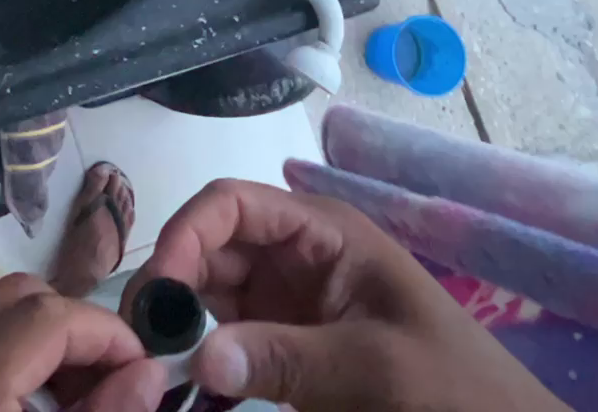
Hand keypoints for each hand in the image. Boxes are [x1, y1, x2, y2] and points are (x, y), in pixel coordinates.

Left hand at [0, 274, 170, 411]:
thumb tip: (147, 373)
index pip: (50, 315)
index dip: (106, 334)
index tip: (141, 371)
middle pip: (21, 294)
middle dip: (75, 327)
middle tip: (108, 383)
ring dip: (41, 336)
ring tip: (69, 397)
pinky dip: (4, 349)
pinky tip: (22, 402)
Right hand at [125, 179, 565, 411]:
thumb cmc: (457, 392)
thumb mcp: (378, 372)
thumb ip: (287, 359)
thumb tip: (197, 357)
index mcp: (320, 229)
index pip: (232, 204)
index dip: (188, 232)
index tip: (161, 290)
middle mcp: (292, 250)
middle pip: (210, 241)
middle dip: (171, 276)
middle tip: (140, 335)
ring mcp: (284, 295)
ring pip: (206, 284)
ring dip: (176, 312)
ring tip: (149, 357)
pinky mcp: (280, 338)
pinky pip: (223, 328)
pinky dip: (197, 346)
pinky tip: (179, 373)